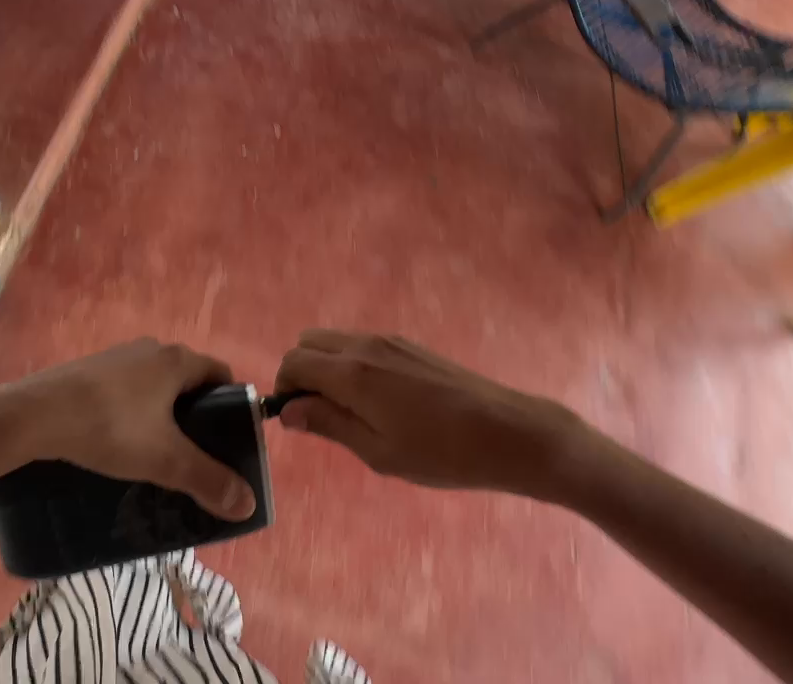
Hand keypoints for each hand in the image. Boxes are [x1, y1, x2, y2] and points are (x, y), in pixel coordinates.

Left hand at [0, 340, 255, 519]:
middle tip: (195, 455)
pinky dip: (133, 411)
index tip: (229, 439)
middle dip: (197, 415)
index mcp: (176, 360)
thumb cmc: (109, 428)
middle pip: (188, 380)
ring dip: (162, 414)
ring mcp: (117, 357)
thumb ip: (207, 480)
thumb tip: (248, 505)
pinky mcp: (89, 370)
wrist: (35, 415)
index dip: (231, 405)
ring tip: (156, 454)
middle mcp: (151, 349)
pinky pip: (126, 389)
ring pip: (155, 385)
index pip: (221, 374)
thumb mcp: (163, 460)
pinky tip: (119, 442)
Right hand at [272, 331, 590, 498]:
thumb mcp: (378, 452)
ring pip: (335, 339)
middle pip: (309, 342)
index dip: (284, 389)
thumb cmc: (440, 453)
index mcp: (352, 372)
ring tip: (350, 410)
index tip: (296, 420)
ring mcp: (390, 340)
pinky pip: (361, 343)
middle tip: (320, 414)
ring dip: (326, 366)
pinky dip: (350, 362)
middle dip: (301, 372)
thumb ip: (329, 424)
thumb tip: (289, 411)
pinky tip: (378, 400)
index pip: (293, 361)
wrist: (508, 433)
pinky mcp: (409, 345)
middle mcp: (365, 345)